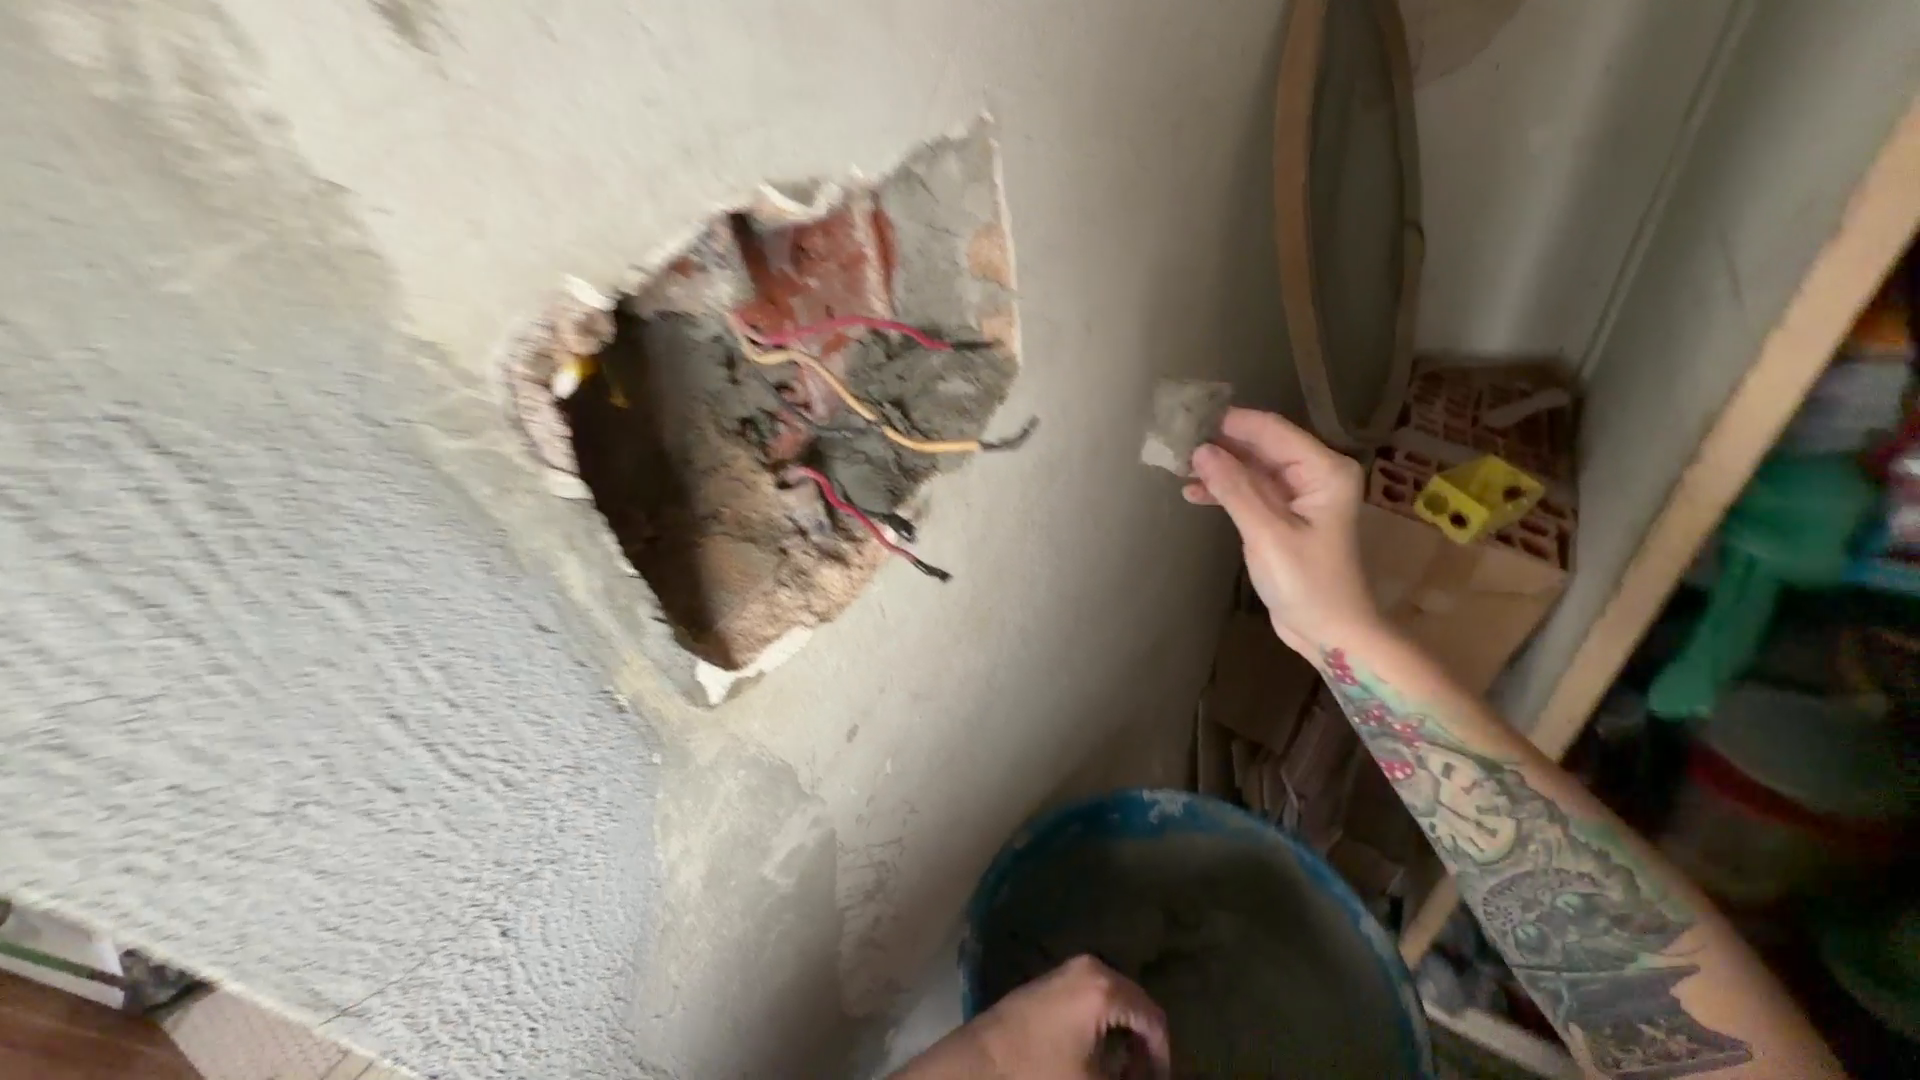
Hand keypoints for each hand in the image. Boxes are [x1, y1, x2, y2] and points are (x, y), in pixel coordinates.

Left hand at [893, 956, 1169, 1079]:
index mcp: (1104, 987)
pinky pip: (1093, 996)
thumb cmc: (1039, 1070)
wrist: (980, 1061)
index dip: (1163, 1056)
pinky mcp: (1052, 980)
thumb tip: (1146, 1071)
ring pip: (1115, 1000)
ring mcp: (1068, 970)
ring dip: (1124, 1034)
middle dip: (1143, 1043)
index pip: (1154, 1018)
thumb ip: (1129, 1075)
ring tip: (1119, 1069)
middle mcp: (1090, 966)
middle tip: (1139, 1075)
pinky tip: (1096, 1052)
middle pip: (1136, 1004)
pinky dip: (1104, 1023)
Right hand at [1184, 408, 1378, 654]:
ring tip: (1178, 464)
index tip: (1188, 416)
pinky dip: (1224, 490)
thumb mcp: (1267, 534)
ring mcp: (1298, 495)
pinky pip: (1250, 490)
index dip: (1230, 421)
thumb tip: (1200, 450)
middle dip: (1220, 442)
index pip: (1271, 430)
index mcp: (1323, 470)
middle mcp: (1314, 474)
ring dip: (1218, 466)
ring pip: (1251, 467)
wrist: (1330, 631)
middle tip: (1175, 438)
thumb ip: (1234, 489)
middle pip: (1260, 445)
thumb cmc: (1307, 583)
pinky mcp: (1283, 515)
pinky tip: (1193, 491)